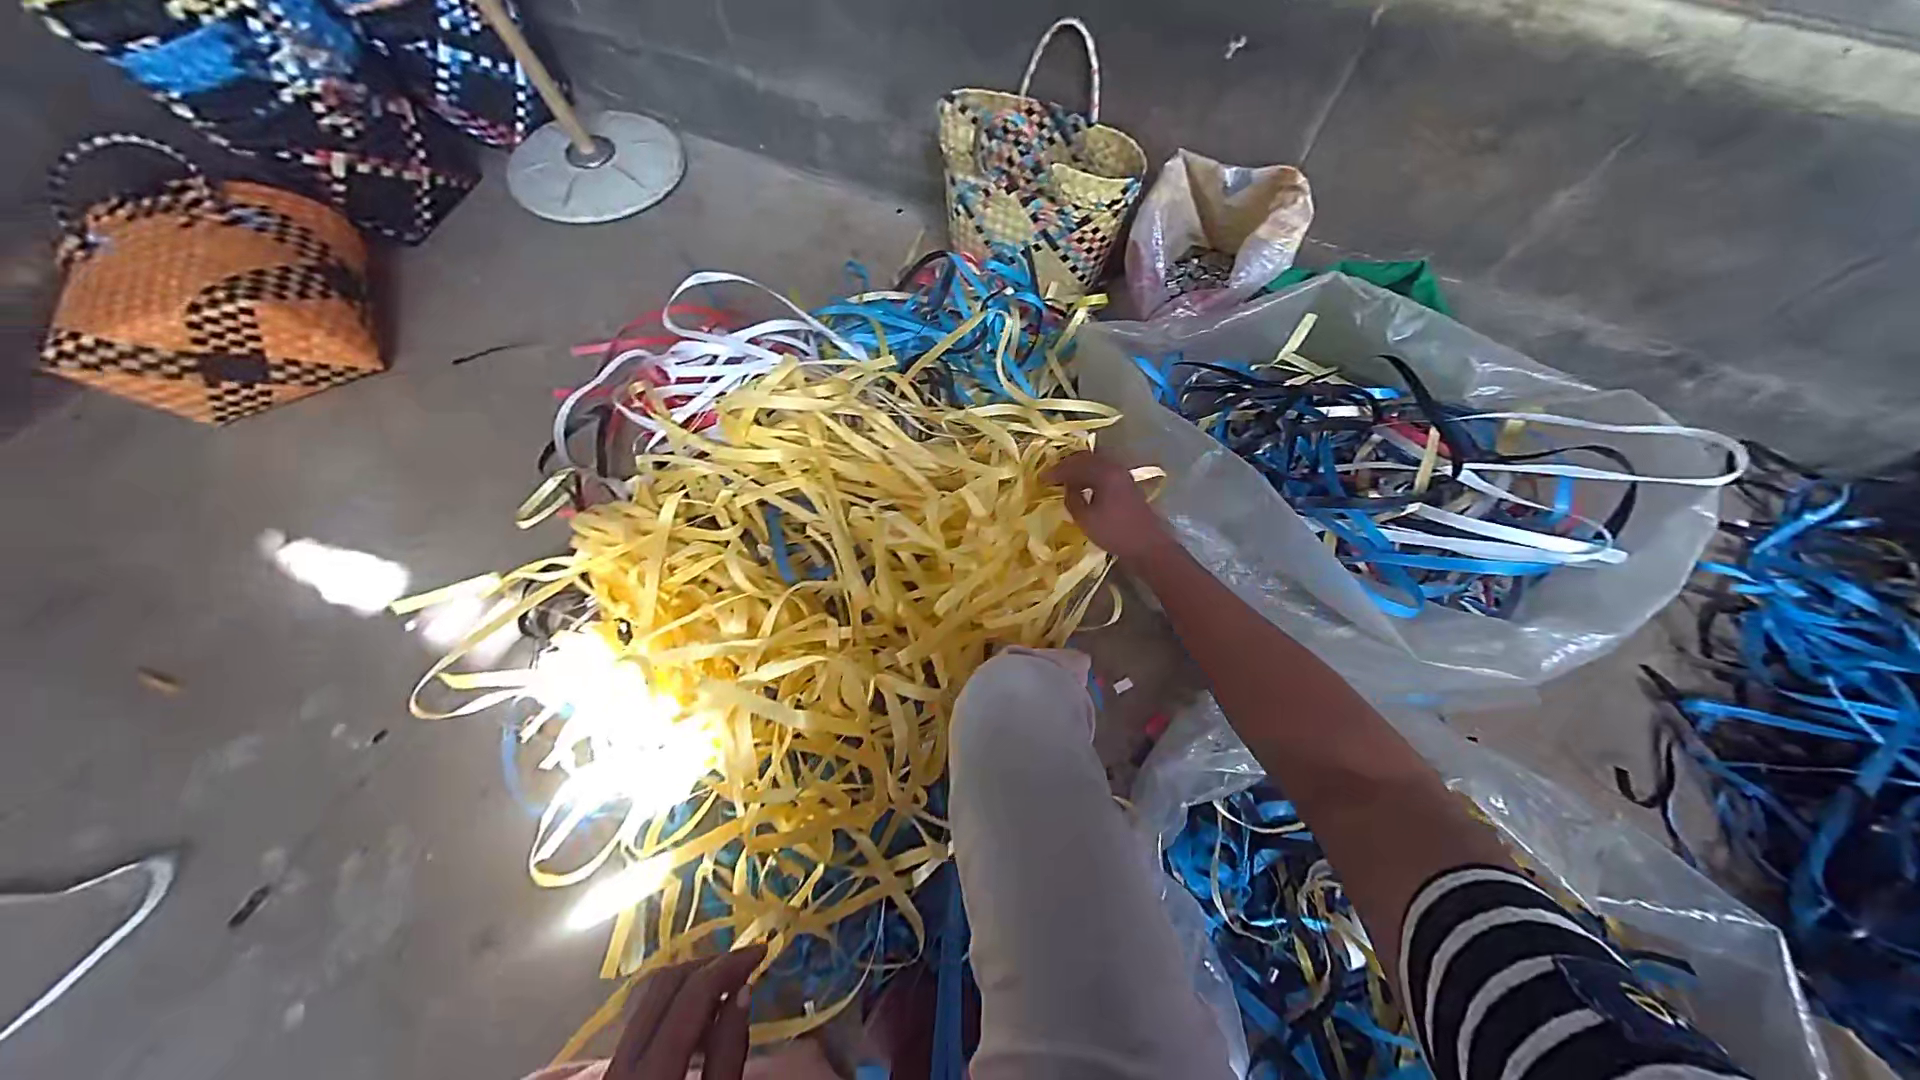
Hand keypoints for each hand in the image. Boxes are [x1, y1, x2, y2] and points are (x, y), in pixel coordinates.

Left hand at [605, 946, 765, 1079]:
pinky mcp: (608, 1068)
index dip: (730, 965)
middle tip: (745, 965)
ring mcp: (609, 1064)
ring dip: (691, 980)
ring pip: (649, 994)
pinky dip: (674, 1002)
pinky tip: (699, 1015)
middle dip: (709, 964)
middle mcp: (621, 1060)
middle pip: (665, 982)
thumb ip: (729, 1054)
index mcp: (651, 1073)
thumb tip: (744, 990)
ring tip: (726, 987)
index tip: (761, 952)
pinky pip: (641, 1016)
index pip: (693, 994)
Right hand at [1045, 451, 1175, 564]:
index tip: (1042, 478)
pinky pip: (1102, 470)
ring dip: (1078, 469)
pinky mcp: (1126, 484)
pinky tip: (1082, 485)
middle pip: (1086, 458)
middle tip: (1051, 475)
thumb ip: (1072, 499)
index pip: (1074, 465)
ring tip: (1064, 480)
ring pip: (1095, 463)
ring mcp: (1122, 475)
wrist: (1147, 545)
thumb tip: (1067, 488)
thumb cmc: (1115, 533)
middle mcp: (1114, 468)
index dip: (1056, 471)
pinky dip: (1089, 474)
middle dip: (1066, 465)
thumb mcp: (1085, 519)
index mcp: (1103, 473)